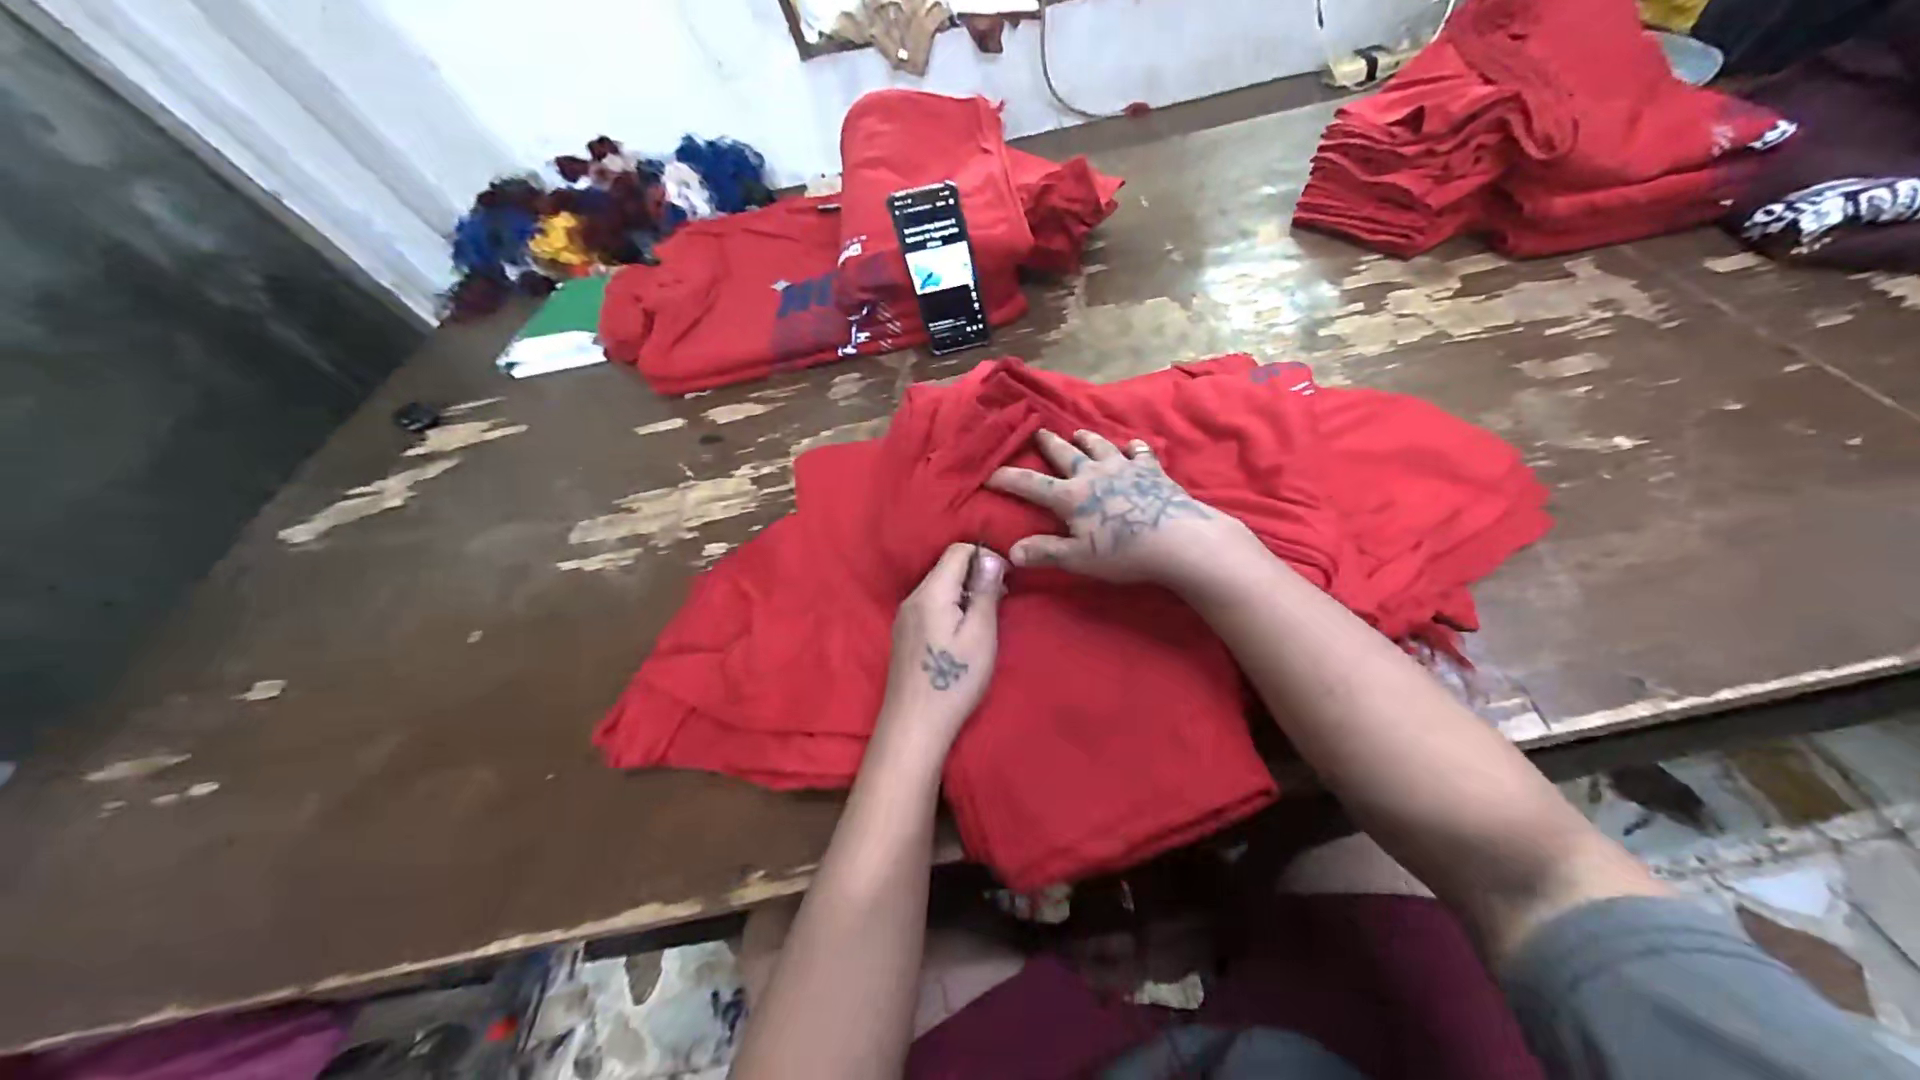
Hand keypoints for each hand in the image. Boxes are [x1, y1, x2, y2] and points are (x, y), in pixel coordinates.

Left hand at [875, 542, 1006, 754]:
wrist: (914, 725)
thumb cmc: (954, 681)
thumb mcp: (980, 634)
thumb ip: (985, 592)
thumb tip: (991, 558)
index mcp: (930, 592)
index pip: (957, 551)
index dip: (985, 557)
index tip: (1006, 582)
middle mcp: (912, 598)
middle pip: (946, 568)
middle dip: (976, 576)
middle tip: (1000, 603)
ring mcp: (904, 617)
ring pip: (938, 587)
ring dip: (964, 594)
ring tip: (984, 622)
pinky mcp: (903, 635)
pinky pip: (930, 606)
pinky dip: (950, 608)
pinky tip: (961, 636)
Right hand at [986, 428, 1254, 585]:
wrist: (1179, 539)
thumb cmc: (1123, 552)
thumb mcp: (1078, 558)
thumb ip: (1045, 552)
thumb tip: (1011, 552)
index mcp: (1071, 496)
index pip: (1031, 485)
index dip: (1008, 479)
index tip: (990, 474)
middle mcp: (1094, 474)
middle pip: (1065, 454)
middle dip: (1049, 444)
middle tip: (1038, 432)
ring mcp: (1124, 468)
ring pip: (1099, 446)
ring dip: (1086, 439)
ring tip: (1078, 432)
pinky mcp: (1151, 470)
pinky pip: (1140, 453)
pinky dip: (1133, 448)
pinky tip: (1133, 446)